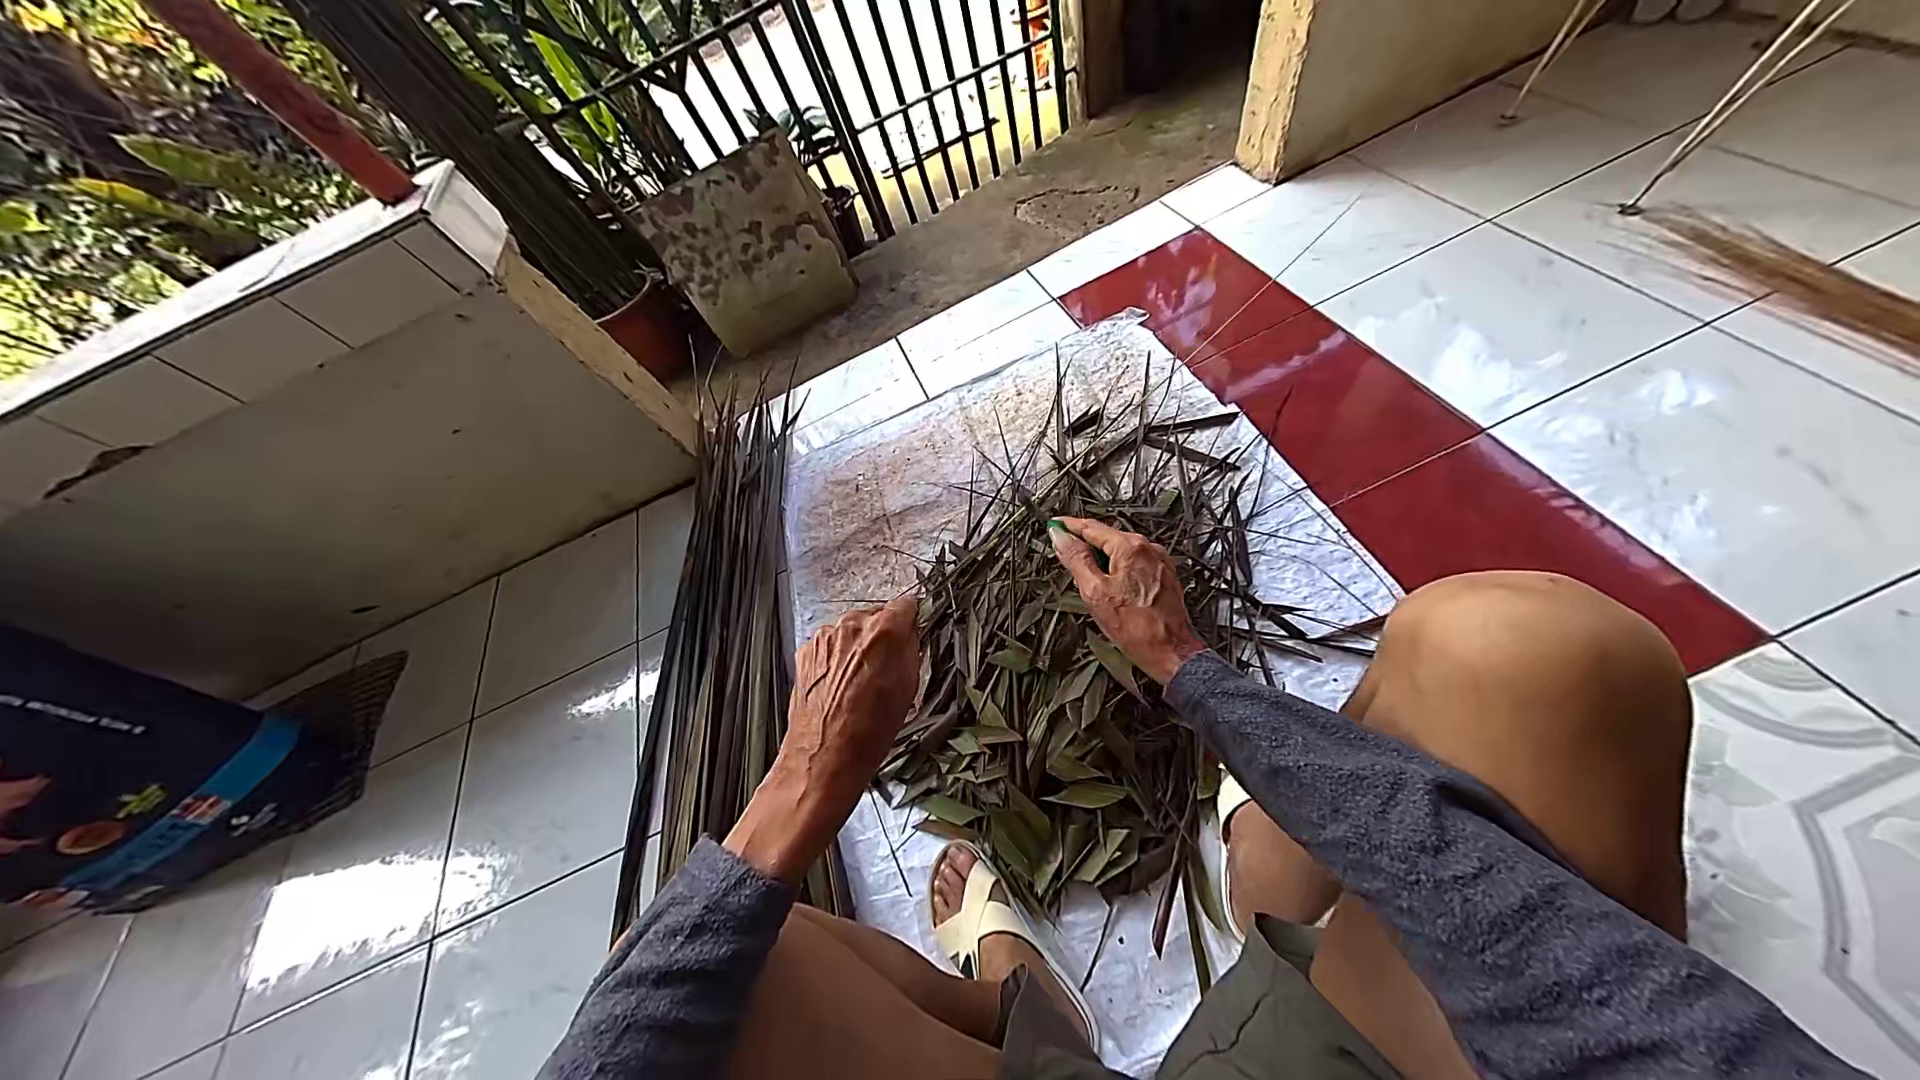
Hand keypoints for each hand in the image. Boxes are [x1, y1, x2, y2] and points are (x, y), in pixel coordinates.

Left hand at [726, 596, 919, 882]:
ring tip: (861, 679)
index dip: (910, 620)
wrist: (825, 756)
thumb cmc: (869, 730)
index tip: (911, 631)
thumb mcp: (908, 688)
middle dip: (883, 634)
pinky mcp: (807, 651)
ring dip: (858, 645)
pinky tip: (841, 684)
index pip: (905, 605)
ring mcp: (826, 637)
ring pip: (851, 630)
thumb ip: (910, 650)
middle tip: (886, 664)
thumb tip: (909, 634)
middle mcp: (852, 626)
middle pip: (876, 615)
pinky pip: (830, 644)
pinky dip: (837, 656)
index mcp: (884, 631)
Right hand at [1048, 517, 1205, 685]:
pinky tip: (1109, 583)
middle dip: (1084, 543)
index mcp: (1130, 547)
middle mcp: (1148, 549)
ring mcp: (1158, 561)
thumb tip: (1061, 537)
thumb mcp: (1095, 591)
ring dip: (1101, 556)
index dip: (1068, 526)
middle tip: (1064, 550)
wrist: (1170, 651)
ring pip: (1121, 550)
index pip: (1091, 527)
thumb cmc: (1137, 627)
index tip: (1055, 525)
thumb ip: (1076, 559)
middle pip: (1107, 536)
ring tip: (1085, 574)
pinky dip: (1117, 566)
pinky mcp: (1163, 575)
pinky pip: (1134, 562)